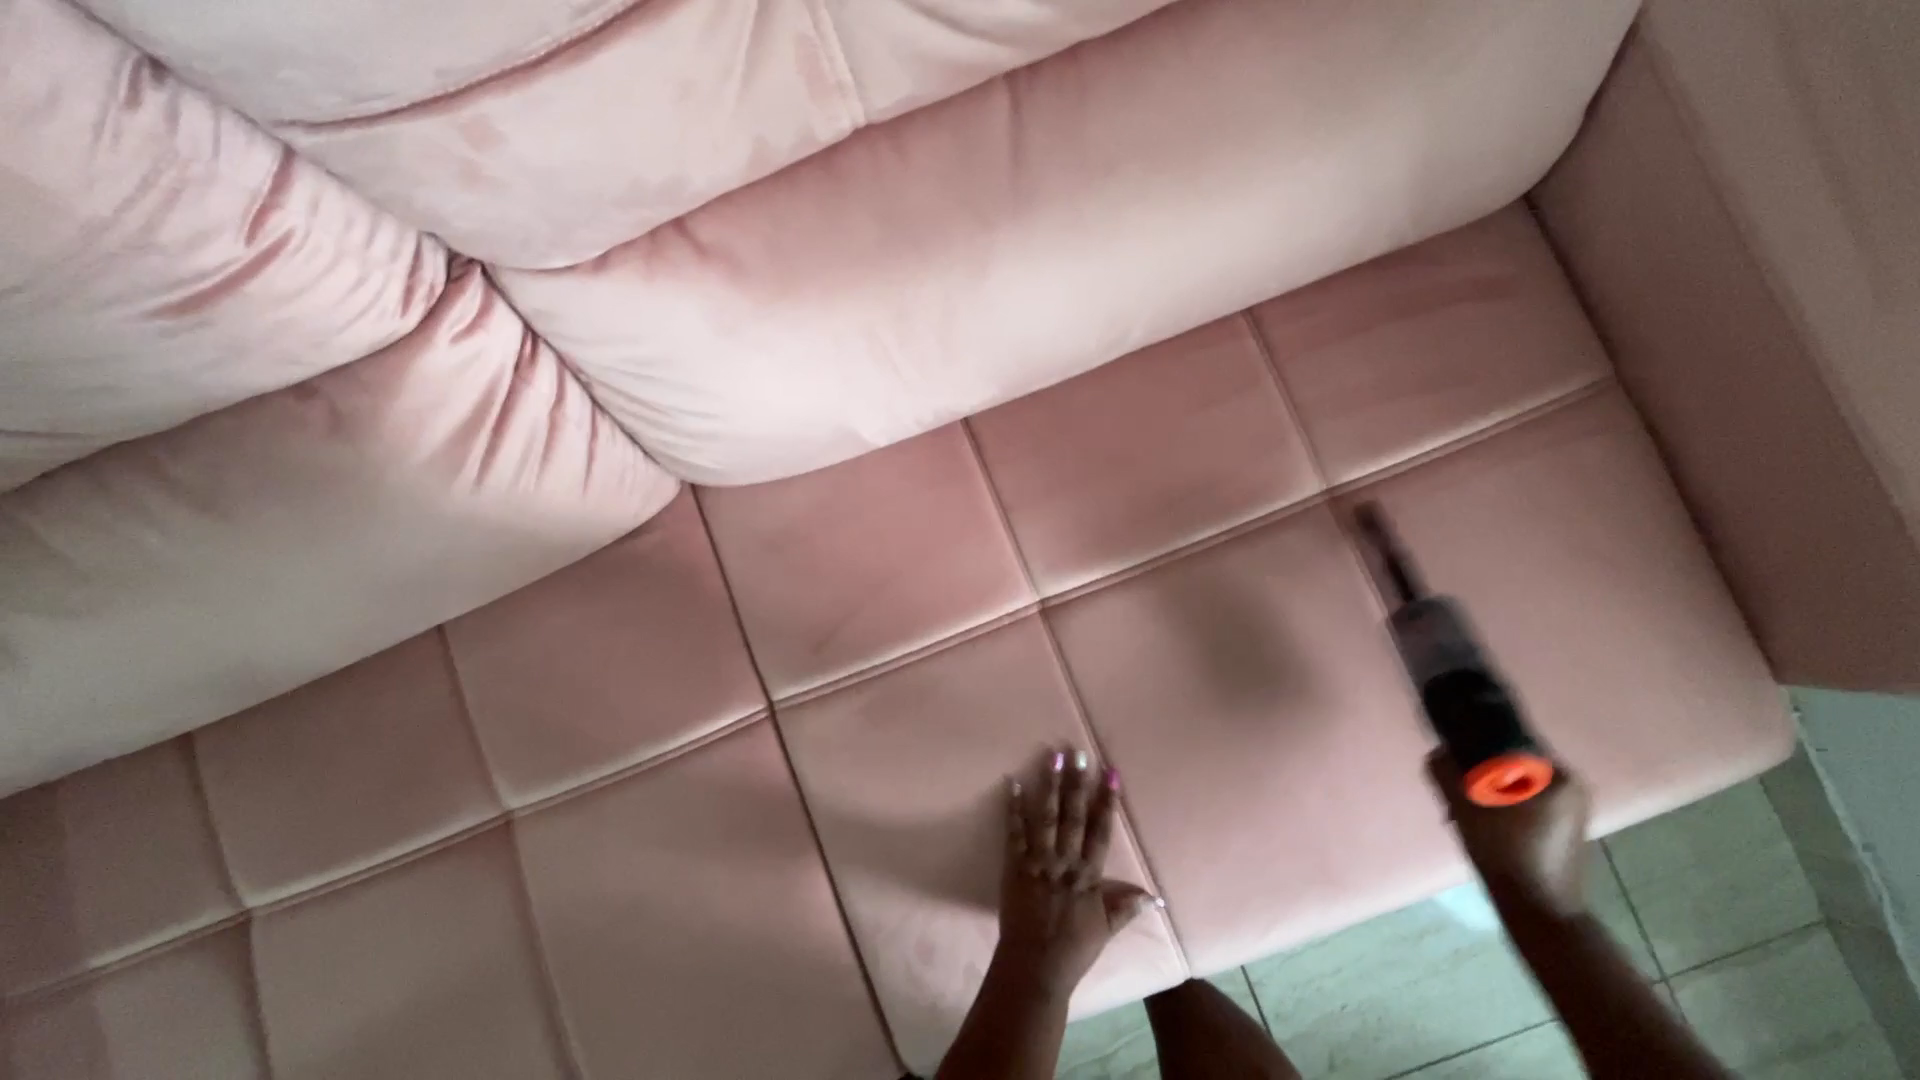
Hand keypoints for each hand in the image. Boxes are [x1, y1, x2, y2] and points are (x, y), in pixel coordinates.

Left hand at [996, 746, 1159, 995]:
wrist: (1035, 967)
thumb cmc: (1073, 949)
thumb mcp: (1106, 929)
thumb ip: (1126, 908)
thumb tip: (1154, 897)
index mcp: (1088, 875)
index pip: (1100, 831)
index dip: (1106, 802)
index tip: (1111, 774)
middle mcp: (1065, 862)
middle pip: (1072, 816)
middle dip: (1076, 783)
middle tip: (1078, 752)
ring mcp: (1038, 862)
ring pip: (1045, 817)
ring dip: (1048, 785)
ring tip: (1051, 757)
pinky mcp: (1014, 866)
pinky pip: (1014, 833)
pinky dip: (1012, 808)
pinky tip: (1011, 783)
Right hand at [1426, 750, 1592, 918]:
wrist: (1537, 909)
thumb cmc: (1505, 852)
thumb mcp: (1465, 806)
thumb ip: (1446, 772)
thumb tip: (1439, 751)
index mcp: (1558, 776)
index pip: (1510, 741)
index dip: (1476, 746)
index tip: (1455, 763)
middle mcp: (1572, 787)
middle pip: (1514, 764)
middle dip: (1481, 774)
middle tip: (1456, 792)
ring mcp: (1572, 810)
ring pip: (1518, 785)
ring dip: (1490, 792)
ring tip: (1465, 812)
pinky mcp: (1566, 830)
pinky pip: (1528, 804)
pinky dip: (1504, 808)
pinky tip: (1484, 827)